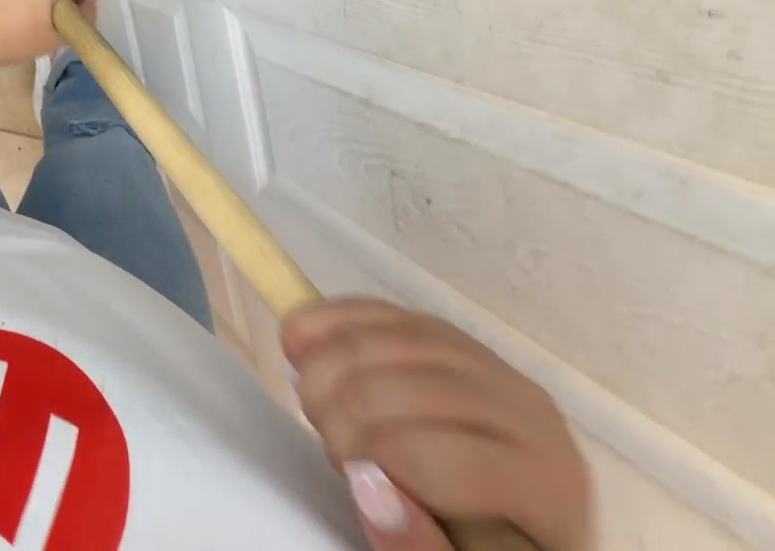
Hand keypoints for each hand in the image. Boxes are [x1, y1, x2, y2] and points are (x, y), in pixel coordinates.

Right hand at [283, 299, 590, 550]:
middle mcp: (522, 409)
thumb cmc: (475, 541)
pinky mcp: (442, 332)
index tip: (348, 478)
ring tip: (317, 404)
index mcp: (537, 482)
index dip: (366, 457)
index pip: (429, 450)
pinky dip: (322, 320)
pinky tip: (299, 342)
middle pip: (394, 388)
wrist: (500, 508)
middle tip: (329, 442)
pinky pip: (371, 308)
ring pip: (374, 340)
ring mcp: (482, 360)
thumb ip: (420, 546)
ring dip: (320, 368)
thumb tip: (372, 489)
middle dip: (335, 412)